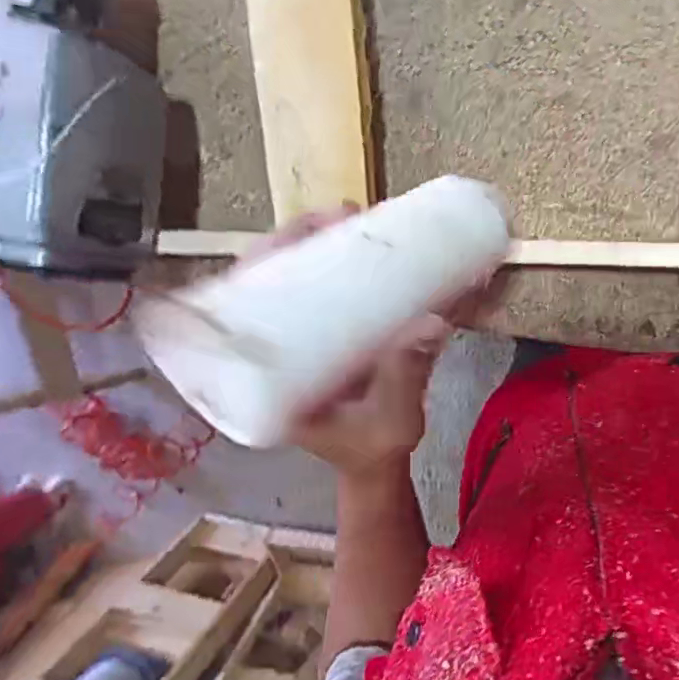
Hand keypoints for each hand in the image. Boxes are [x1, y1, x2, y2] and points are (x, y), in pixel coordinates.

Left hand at [244, 210, 449, 478]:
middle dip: (304, 238)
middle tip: (344, 214)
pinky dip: (350, 266)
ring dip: (327, 244)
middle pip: (272, 277)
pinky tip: (371, 246)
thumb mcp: (390, 420)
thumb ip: (407, 377)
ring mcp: (303, 341)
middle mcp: (276, 350)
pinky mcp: (331, 337)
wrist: (375, 465)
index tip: (308, 230)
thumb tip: (433, 322)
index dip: (269, 256)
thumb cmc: (371, 450)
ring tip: (358, 218)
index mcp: (265, 373)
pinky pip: (333, 294)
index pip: (245, 300)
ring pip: (302, 280)